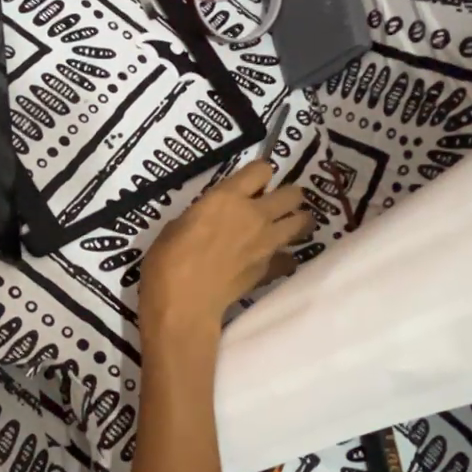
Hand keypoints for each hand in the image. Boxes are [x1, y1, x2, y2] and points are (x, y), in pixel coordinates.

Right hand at [138, 162, 311, 366]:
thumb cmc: (167, 259)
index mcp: (228, 197)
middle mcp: (256, 214)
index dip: (258, 173)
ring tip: (282, 227)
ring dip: (296, 222)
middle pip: (293, 193)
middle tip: (272, 205)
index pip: (262, 169)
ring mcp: (268, 243)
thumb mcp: (176, 225)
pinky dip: (285, 258)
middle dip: (287, 196)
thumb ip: (202, 215)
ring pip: (303, 222)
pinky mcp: (271, 269)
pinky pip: (290, 258)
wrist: (184, 302)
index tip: (250, 183)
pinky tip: (273, 261)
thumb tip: (211, 219)